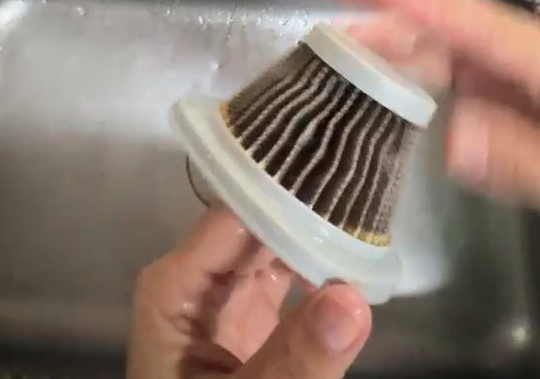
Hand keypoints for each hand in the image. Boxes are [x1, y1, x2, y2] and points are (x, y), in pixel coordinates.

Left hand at [128, 210, 372, 378]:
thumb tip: (355, 298)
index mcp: (174, 284)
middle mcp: (196, 275)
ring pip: (273, 244)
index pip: (233, 216)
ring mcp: (224, 294)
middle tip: (361, 186)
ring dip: (315, 232)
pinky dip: (318, 266)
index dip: (283, 194)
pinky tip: (355, 254)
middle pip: (253, 223)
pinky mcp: (251, 316)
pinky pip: (287, 275)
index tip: (337, 180)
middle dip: (304, 207)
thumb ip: (295, 359)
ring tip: (365, 208)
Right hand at [330, 0, 539, 254]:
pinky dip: (406, 53)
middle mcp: (522, 47)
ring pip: (440, 31)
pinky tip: (378, 61)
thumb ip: (519, 159)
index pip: (472, 18)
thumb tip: (452, 135)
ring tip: (343, 33)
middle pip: (449, 11)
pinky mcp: (495, 80)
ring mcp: (507, 62)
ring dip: (392, 27)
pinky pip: (443, 56)